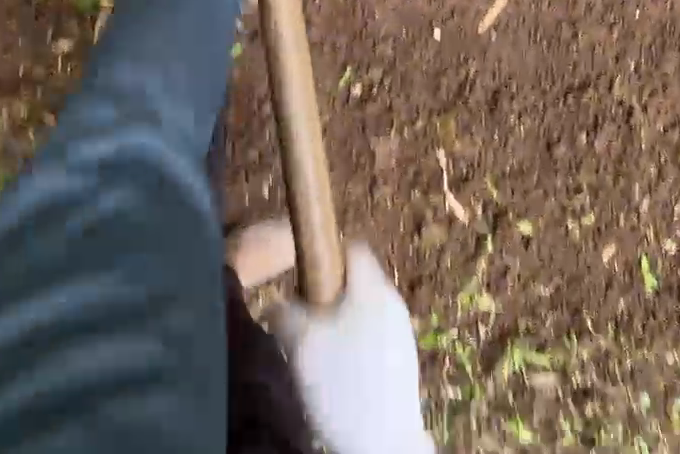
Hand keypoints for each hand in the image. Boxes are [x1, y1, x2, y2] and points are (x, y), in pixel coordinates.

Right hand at [272, 244, 433, 453]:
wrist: (384, 443)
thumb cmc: (343, 383)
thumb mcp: (301, 342)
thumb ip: (284, 312)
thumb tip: (276, 303)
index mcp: (373, 286)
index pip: (349, 246)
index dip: (322, 254)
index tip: (300, 274)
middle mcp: (392, 300)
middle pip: (353, 281)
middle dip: (325, 297)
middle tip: (303, 321)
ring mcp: (401, 330)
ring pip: (360, 311)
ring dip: (336, 325)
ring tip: (316, 354)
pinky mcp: (402, 359)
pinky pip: (370, 337)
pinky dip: (351, 346)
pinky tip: (337, 376)